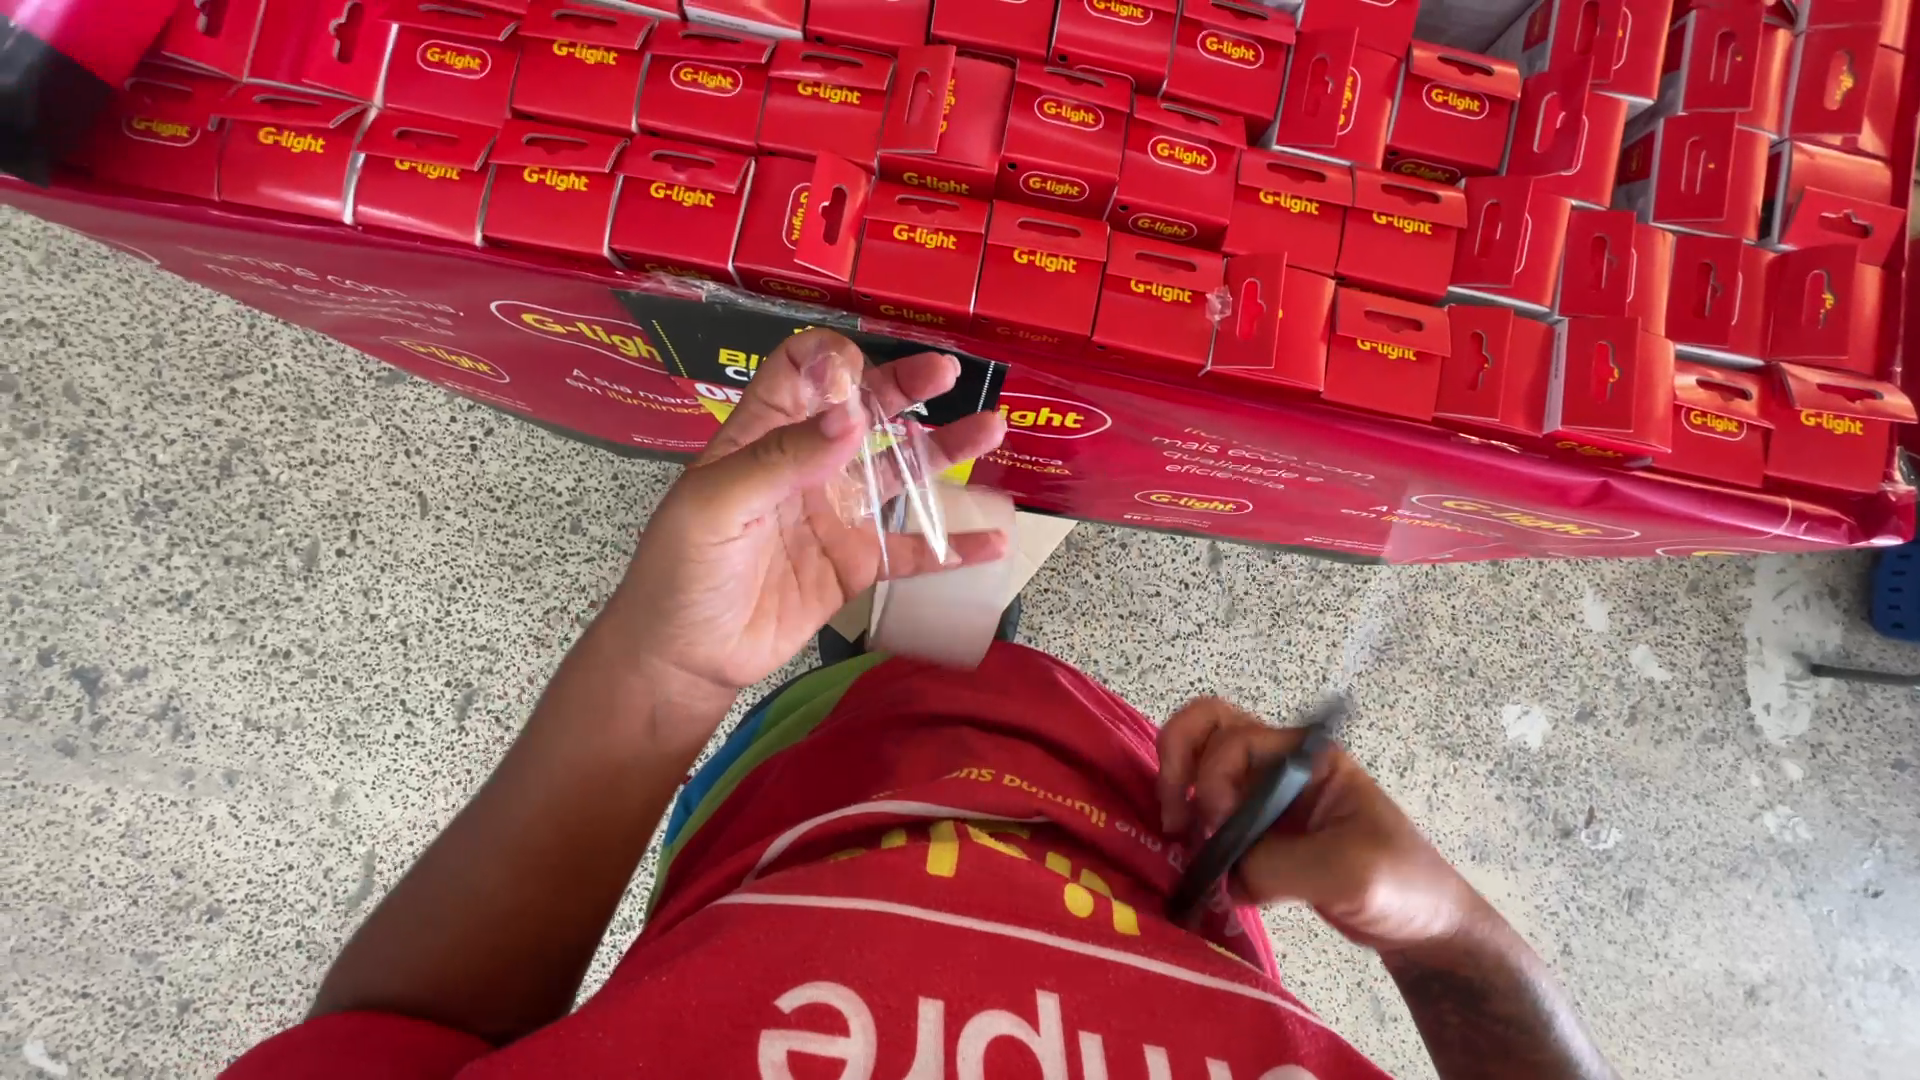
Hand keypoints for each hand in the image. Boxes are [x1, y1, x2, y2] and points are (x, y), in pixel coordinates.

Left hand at [607, 329, 1008, 708]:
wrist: (687, 656)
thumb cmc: (682, 571)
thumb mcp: (715, 506)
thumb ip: (781, 459)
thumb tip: (850, 417)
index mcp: (763, 437)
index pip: (800, 373)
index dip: (831, 360)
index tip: (860, 369)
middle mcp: (808, 466)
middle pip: (863, 412)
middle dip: (903, 388)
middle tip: (945, 373)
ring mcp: (838, 515)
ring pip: (900, 474)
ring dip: (944, 451)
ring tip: (990, 428)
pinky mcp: (857, 565)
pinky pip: (911, 551)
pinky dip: (952, 547)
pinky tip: (993, 540)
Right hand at [1157, 698, 1490, 952]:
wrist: (1425, 926)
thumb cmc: (1401, 884)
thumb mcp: (1347, 871)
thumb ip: (1277, 865)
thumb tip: (1224, 876)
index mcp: (1305, 756)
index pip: (1234, 739)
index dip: (1213, 778)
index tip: (1216, 827)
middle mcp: (1278, 764)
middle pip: (1206, 724)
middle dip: (1176, 757)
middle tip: (1173, 810)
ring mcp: (1264, 794)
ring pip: (1199, 758)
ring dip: (1176, 785)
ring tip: (1175, 831)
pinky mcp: (1256, 828)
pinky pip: (1206, 806)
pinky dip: (1188, 821)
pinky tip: (1193, 857)